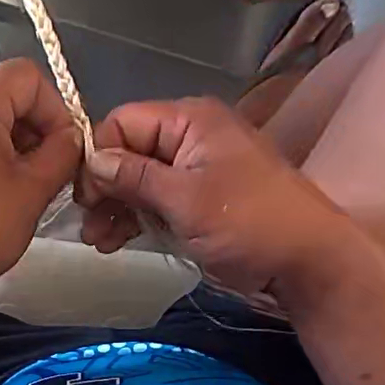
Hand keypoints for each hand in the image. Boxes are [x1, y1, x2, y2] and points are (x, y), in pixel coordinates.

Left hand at [0, 58, 82, 323]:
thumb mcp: (33, 190)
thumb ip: (63, 153)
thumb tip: (72, 137)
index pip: (29, 77)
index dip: (57, 110)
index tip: (68, 151)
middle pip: (8, 95)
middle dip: (38, 130)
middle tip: (52, 173)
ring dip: (18, 147)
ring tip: (28, 188)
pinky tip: (0, 194)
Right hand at [76, 98, 357, 298]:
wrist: (302, 263)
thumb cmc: (248, 224)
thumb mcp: (186, 199)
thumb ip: (135, 177)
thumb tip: (91, 159)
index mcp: (189, 121)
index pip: (124, 123)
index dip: (98, 155)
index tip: (83, 197)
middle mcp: (188, 140)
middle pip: (128, 153)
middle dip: (103, 188)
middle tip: (86, 225)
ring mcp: (192, 175)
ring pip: (137, 183)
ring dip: (114, 210)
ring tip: (97, 241)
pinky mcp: (195, 205)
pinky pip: (154, 205)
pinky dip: (133, 221)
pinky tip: (113, 242)